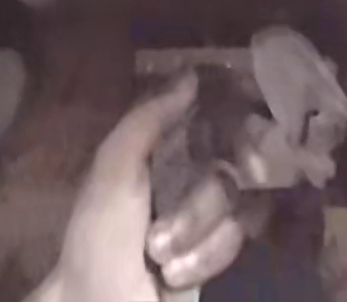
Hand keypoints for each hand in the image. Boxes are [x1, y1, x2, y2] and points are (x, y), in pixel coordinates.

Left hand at [31, 72, 245, 300]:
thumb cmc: (100, 234)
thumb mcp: (115, 166)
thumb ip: (150, 116)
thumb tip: (192, 73)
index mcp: (159, 138)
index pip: (206, 104)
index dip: (230, 104)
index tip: (246, 111)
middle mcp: (186, 164)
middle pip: (232, 149)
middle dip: (211, 188)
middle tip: (231, 186)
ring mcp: (204, 208)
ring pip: (233, 197)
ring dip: (195, 228)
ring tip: (160, 253)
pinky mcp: (215, 248)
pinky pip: (235, 237)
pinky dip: (204, 256)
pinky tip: (173, 274)